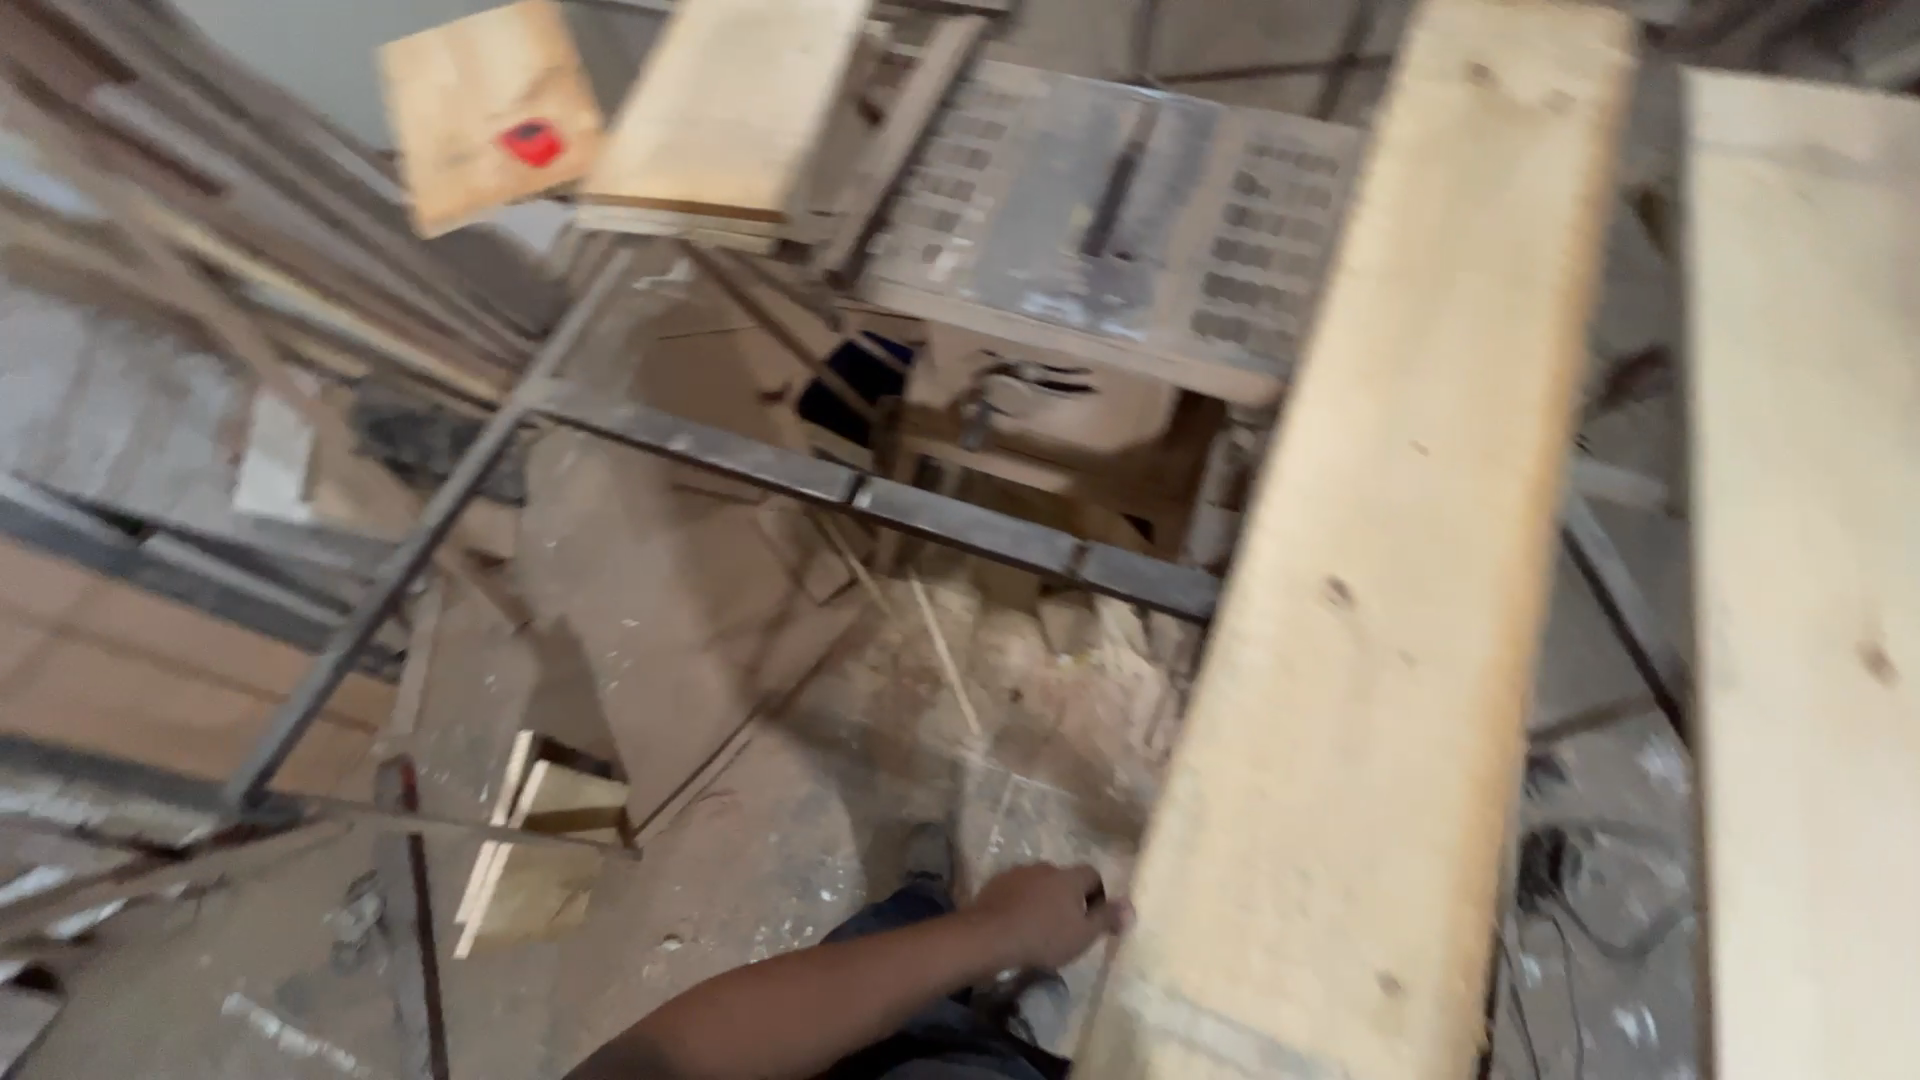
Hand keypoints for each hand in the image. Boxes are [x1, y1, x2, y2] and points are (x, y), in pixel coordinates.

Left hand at [964, 863, 1132, 970]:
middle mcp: (1045, 867)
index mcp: (1069, 877)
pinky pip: (1016, 889)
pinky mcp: (997, 882)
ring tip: (1039, 927)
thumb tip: (1132, 906)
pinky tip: (1016, 923)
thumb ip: (1108, 918)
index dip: (1097, 894)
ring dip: (1042, 898)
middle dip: (1067, 897)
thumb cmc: (1044, 937)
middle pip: (1064, 878)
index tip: (1093, 918)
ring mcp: (1018, 872)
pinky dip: (1020, 901)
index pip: (1092, 874)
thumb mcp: (1083, 935)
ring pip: (1039, 883)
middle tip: (1066, 926)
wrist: (991, 935)